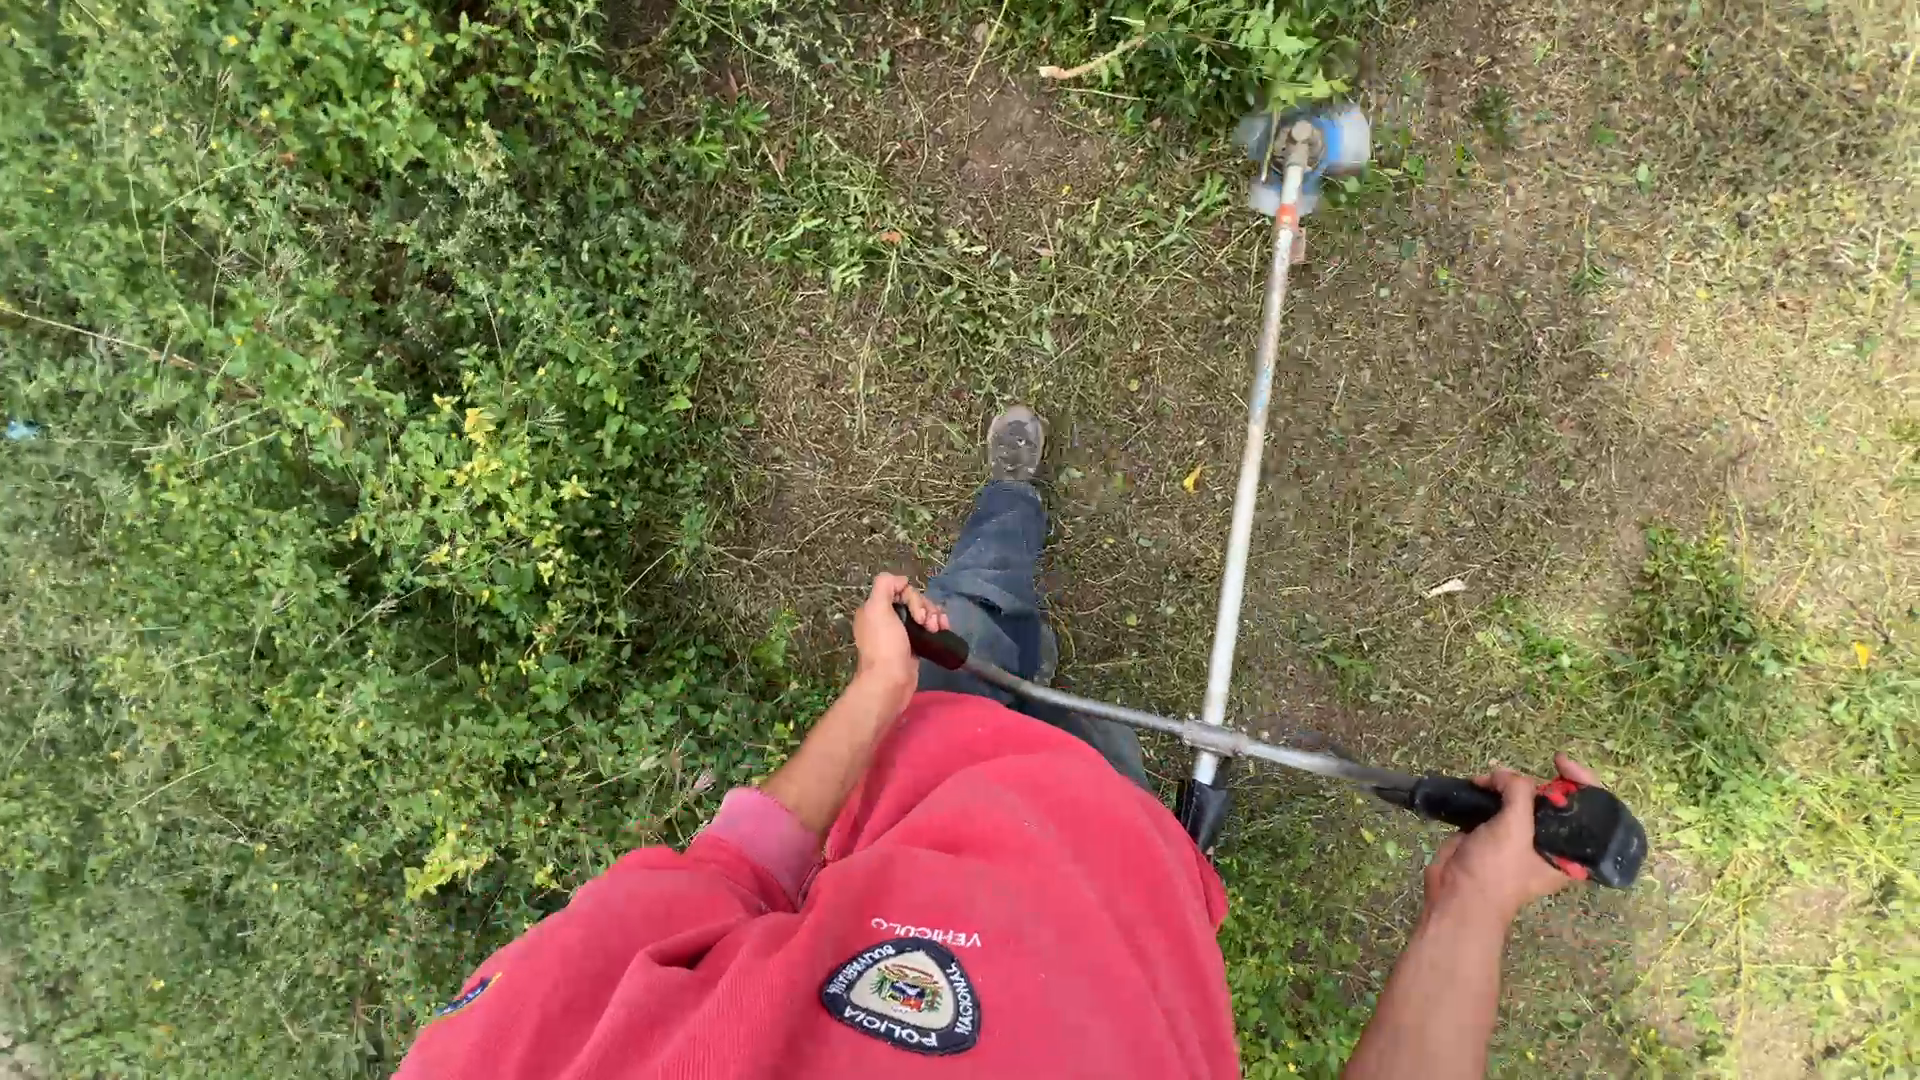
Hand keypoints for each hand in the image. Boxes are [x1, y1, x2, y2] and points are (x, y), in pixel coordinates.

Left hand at [851, 573, 946, 713]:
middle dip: (926, 608)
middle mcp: (885, 617)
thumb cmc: (885, 646)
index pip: (900, 589)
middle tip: (928, 624)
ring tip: (939, 629)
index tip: (917, 614)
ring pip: (922, 612)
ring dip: (934, 616)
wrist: (891, 682)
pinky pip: (927, 626)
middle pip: (913, 600)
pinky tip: (943, 630)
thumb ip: (885, 585)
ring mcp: (900, 631)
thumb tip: (902, 581)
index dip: (912, 597)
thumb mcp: (877, 609)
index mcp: (874, 608)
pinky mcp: (913, 644)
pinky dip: (937, 625)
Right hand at [1421, 753, 1601, 925]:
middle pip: (1552, 800)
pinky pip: (1498, 805)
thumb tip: (1503, 775)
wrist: (1459, 892)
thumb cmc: (1498, 868)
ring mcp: (1520, 837)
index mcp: (1572, 850)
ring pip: (1521, 800)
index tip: (1558, 761)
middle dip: (1530, 781)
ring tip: (1485, 780)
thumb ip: (1518, 793)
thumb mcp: (1515, 829)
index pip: (1590, 810)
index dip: (1580, 781)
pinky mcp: (1493, 832)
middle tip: (1506, 776)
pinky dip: (1488, 792)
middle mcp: (1550, 842)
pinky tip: (1477, 785)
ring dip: (1504, 784)